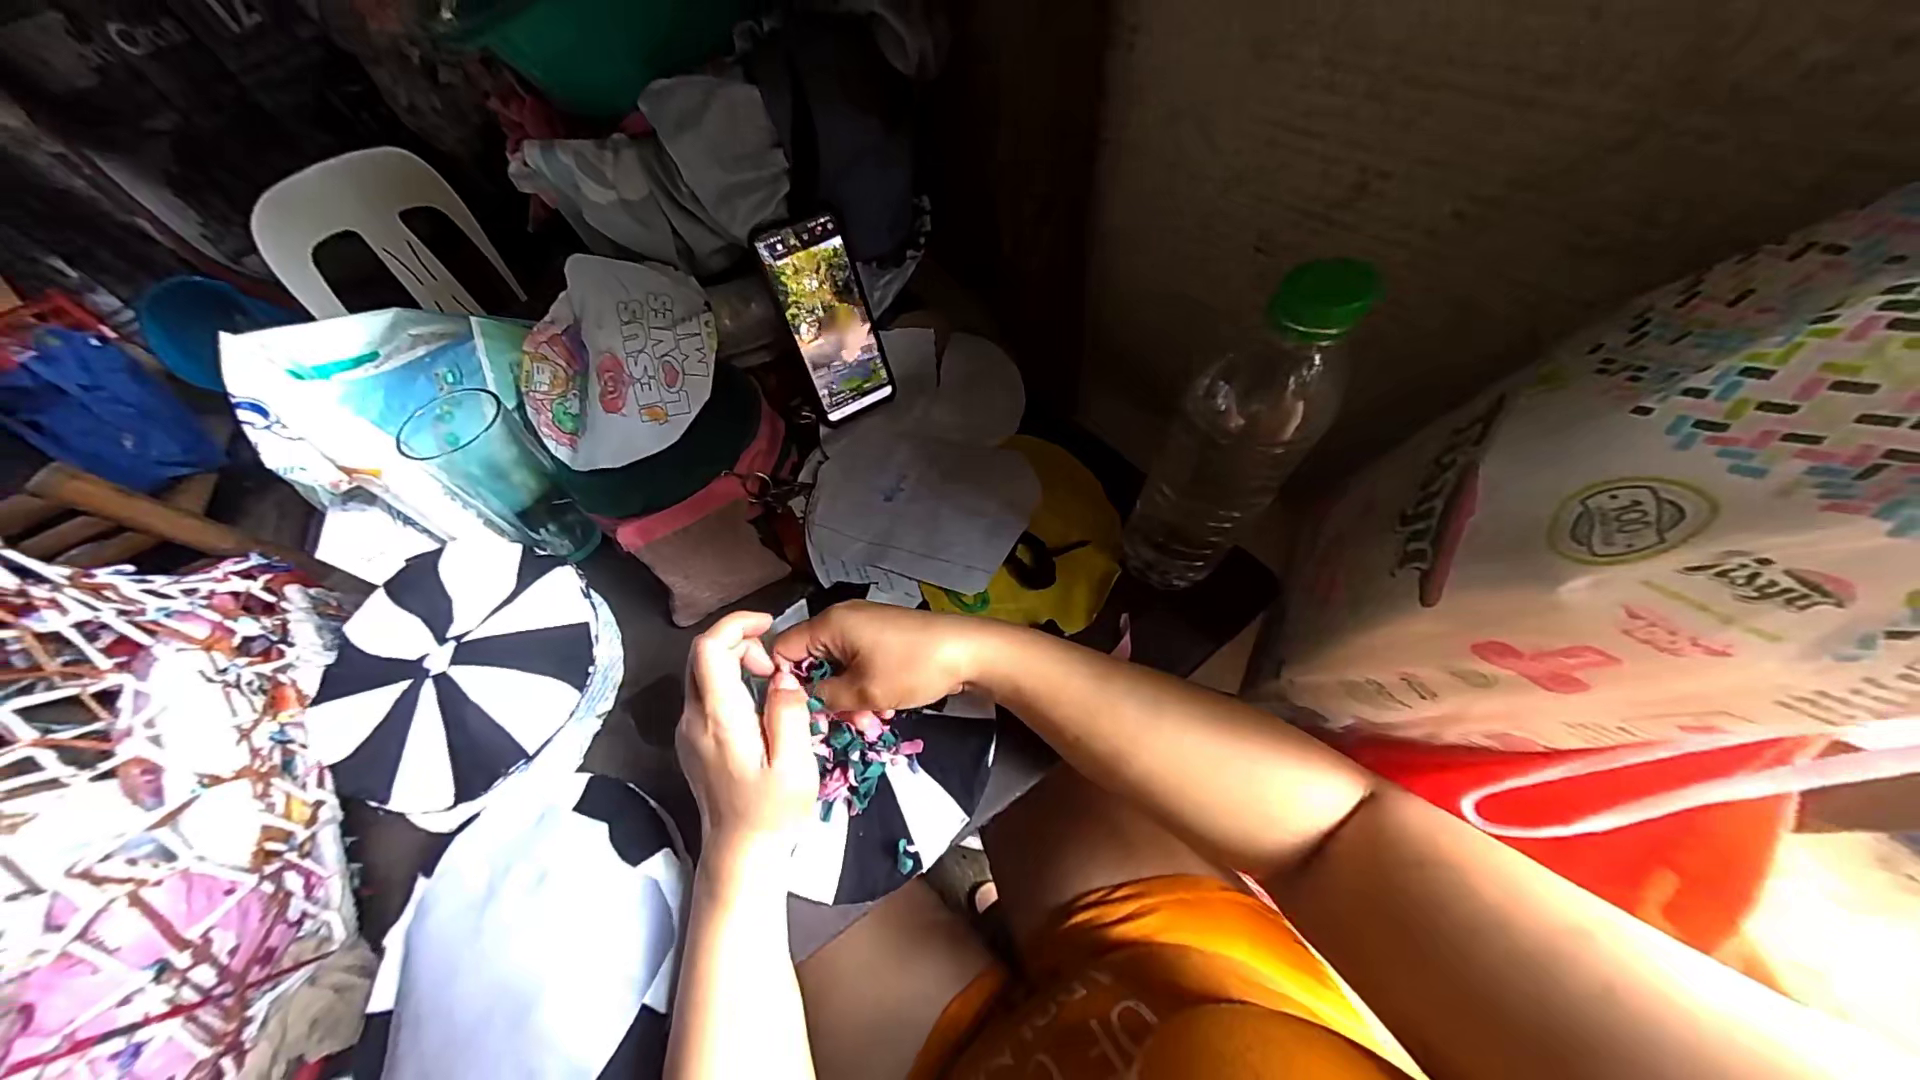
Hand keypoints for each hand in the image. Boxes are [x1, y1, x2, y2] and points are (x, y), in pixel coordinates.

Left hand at [678, 612, 818, 862]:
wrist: (741, 856)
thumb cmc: (772, 814)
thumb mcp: (795, 764)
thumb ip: (789, 712)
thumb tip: (783, 676)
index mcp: (719, 720)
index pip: (708, 650)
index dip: (735, 624)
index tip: (769, 625)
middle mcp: (694, 720)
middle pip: (701, 655)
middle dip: (740, 641)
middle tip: (776, 665)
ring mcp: (689, 731)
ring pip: (702, 673)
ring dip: (737, 660)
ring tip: (773, 681)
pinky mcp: (694, 741)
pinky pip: (707, 693)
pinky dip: (732, 680)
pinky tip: (760, 702)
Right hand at [769, 601, 1005, 713]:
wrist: (968, 651)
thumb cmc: (913, 667)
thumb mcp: (863, 691)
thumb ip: (824, 698)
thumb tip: (803, 700)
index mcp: (830, 623)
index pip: (783, 649)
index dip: (785, 681)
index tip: (800, 709)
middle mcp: (843, 619)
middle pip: (813, 661)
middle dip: (827, 695)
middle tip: (847, 722)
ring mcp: (865, 626)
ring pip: (839, 667)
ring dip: (850, 696)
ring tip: (874, 719)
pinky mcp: (883, 637)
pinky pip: (860, 663)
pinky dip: (866, 685)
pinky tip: (886, 705)